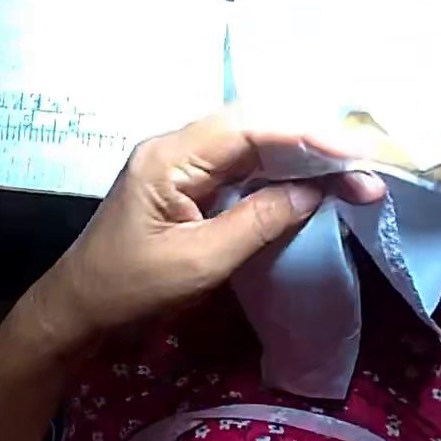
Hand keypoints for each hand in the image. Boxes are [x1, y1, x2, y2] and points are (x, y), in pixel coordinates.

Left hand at [24, 111, 385, 347]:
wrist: (79, 311)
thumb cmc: (130, 290)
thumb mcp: (200, 261)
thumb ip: (259, 221)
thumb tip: (314, 192)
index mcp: (168, 158)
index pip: (246, 129)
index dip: (305, 136)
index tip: (355, 156)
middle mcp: (172, 150)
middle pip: (249, 131)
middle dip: (307, 148)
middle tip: (361, 170)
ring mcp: (175, 167)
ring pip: (245, 150)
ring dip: (294, 163)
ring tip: (347, 178)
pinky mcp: (181, 188)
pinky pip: (233, 172)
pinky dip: (271, 179)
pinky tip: (304, 188)